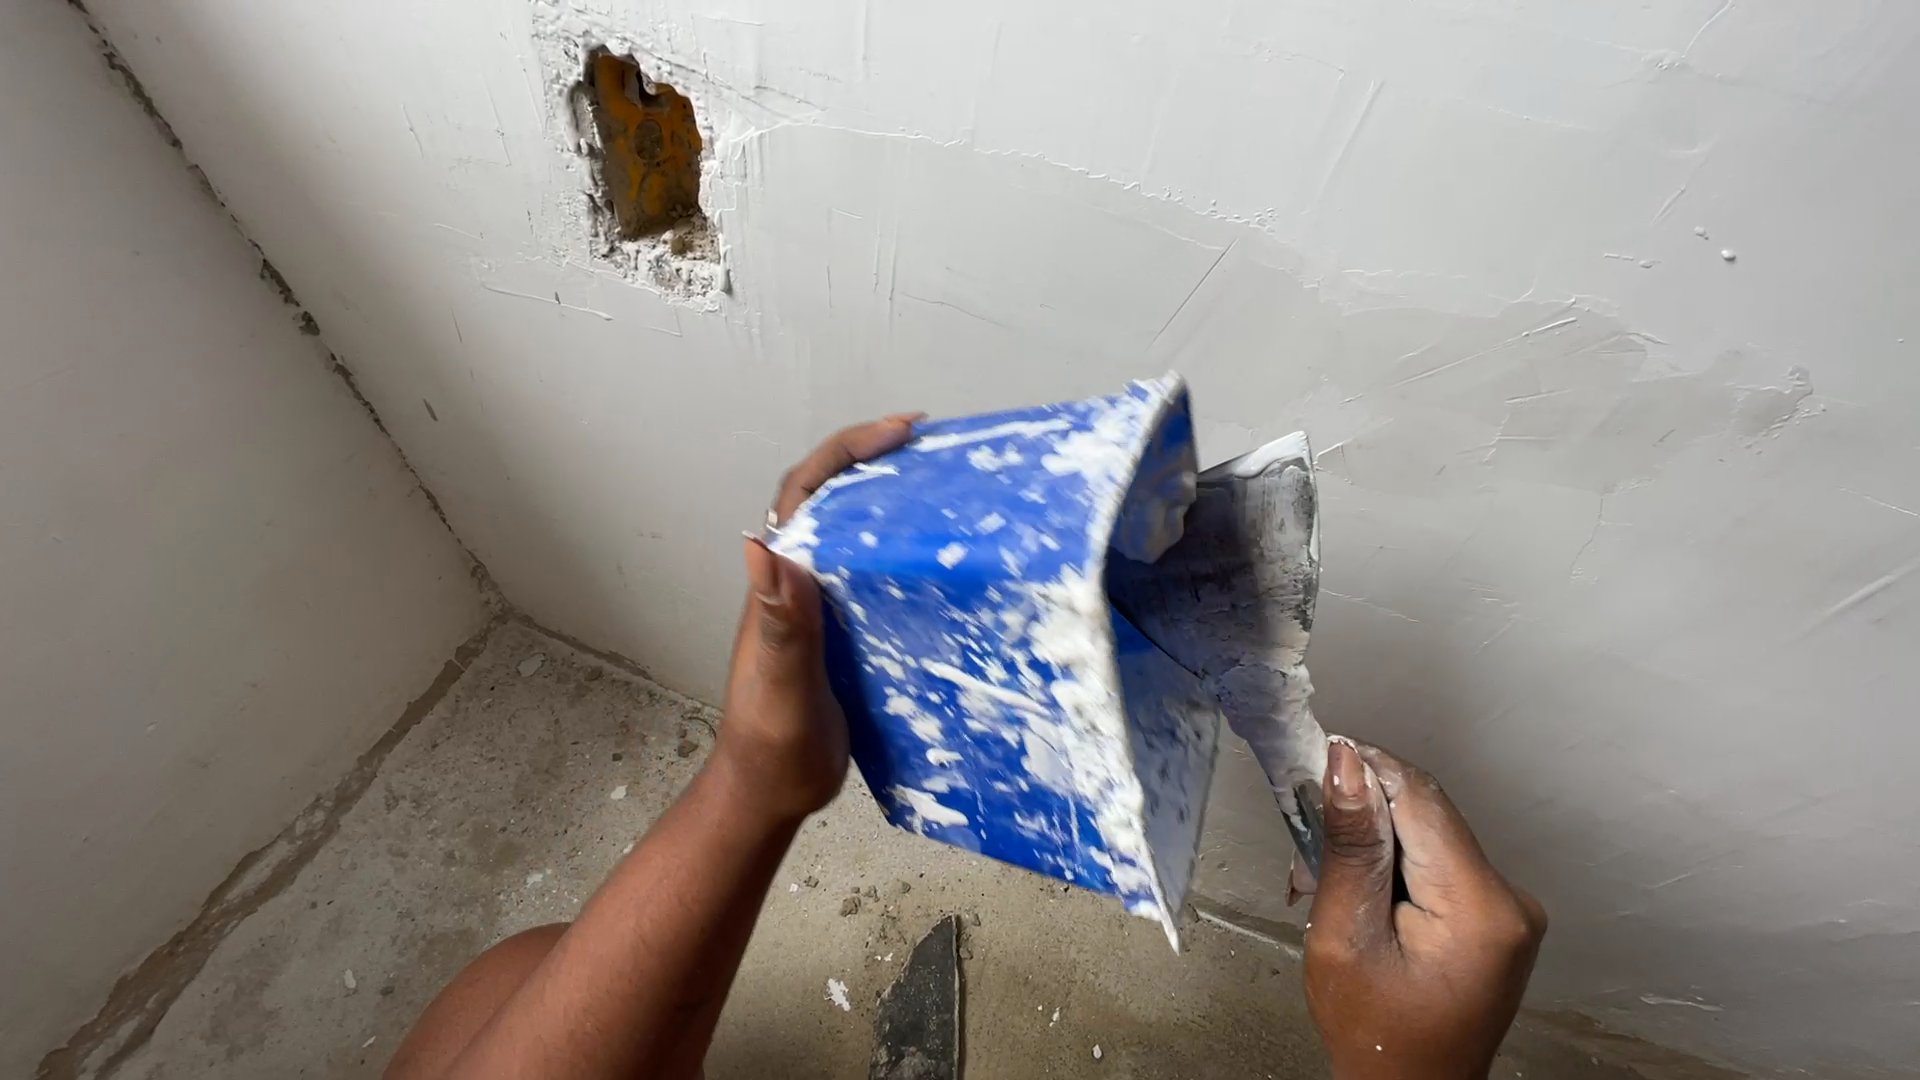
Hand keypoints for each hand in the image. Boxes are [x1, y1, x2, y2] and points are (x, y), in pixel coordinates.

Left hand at [712, 415, 919, 823]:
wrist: (773, 788)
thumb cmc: (773, 744)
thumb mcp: (780, 688)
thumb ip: (778, 627)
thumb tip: (762, 549)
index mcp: (781, 581)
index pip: (805, 492)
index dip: (848, 452)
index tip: (900, 433)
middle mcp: (800, 579)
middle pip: (831, 496)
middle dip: (874, 458)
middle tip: (931, 444)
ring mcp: (823, 602)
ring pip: (853, 529)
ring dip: (891, 496)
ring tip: (943, 483)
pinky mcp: (846, 627)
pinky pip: (873, 570)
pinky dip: (902, 547)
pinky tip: (938, 554)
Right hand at [1299, 739, 1546, 1079]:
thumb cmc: (1371, 1024)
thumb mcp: (1344, 933)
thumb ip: (1350, 847)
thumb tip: (1346, 763)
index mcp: (1480, 906)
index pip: (1418, 797)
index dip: (1363, 767)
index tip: (1309, 760)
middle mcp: (1508, 897)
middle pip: (1422, 811)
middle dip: (1357, 810)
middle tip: (1304, 840)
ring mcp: (1504, 904)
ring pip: (1421, 829)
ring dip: (1365, 836)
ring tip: (1318, 873)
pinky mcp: (1490, 911)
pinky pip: (1430, 854)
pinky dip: (1384, 857)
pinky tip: (1351, 885)